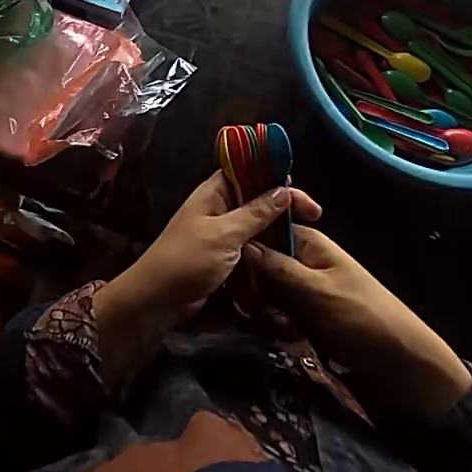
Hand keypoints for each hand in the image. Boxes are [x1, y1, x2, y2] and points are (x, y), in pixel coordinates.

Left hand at [92, 172, 320, 380]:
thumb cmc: (188, 260)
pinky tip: (286, 258)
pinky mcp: (221, 258)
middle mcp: (216, 209)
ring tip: (305, 238)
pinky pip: (248, 249)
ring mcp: (218, 235)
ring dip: (275, 231)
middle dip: (281, 205)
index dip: (274, 175)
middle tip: (313, 217)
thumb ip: (255, 213)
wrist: (157, 300)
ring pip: (254, 226)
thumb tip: (283, 190)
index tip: (301, 193)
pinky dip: (265, 252)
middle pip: (254, 199)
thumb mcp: (225, 234)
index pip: (247, 172)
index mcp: (212, 194)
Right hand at [244, 226, 471, 418]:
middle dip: (253, 287)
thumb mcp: (316, 290)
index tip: (231, 272)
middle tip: (257, 308)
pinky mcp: (301, 311)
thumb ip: (276, 267)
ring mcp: (300, 286)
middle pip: (256, 263)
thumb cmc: (362, 316)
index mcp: (307, 242)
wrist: (398, 362)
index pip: (261, 231)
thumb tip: (240, 243)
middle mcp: (300, 259)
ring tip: (279, 326)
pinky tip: (288, 335)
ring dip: (264, 310)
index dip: (243, 248)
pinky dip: (276, 323)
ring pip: (262, 291)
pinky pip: (274, 311)